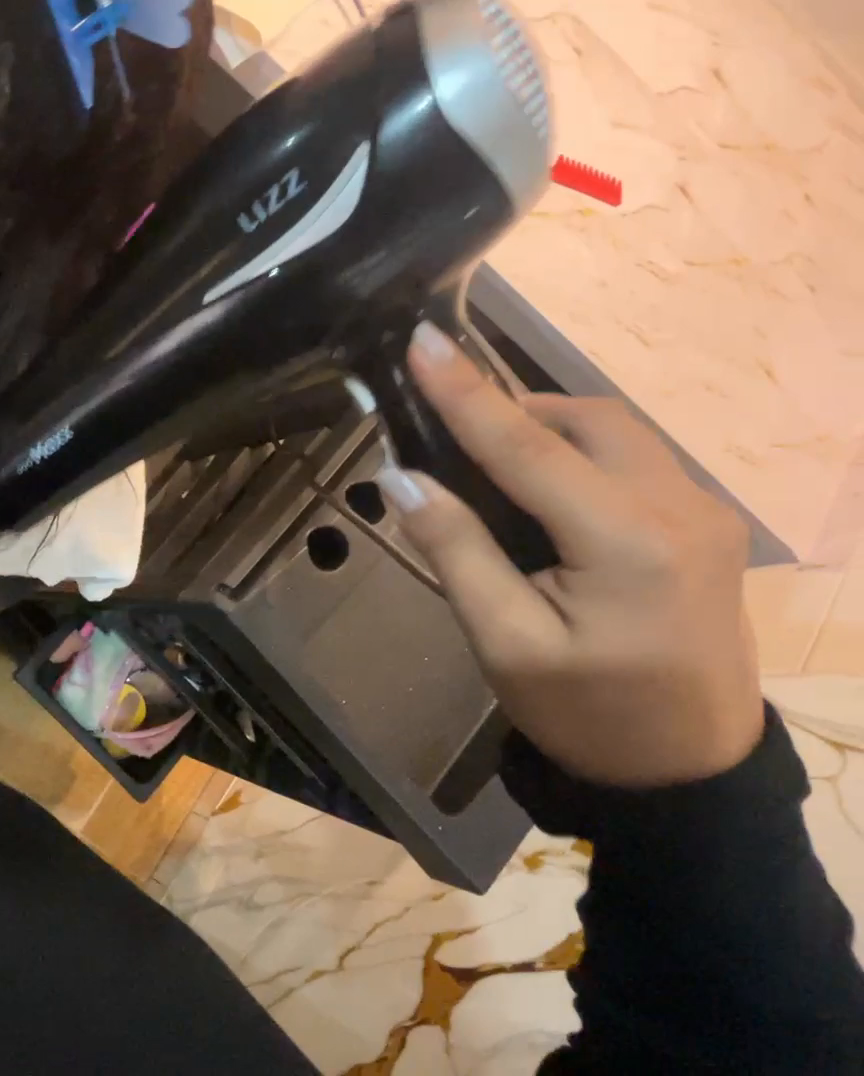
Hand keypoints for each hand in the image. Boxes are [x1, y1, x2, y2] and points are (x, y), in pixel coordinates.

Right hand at [379, 324, 762, 787]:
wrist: (686, 768)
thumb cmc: (584, 711)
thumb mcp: (503, 641)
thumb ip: (457, 551)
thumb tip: (401, 477)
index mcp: (629, 543)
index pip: (527, 449)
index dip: (466, 394)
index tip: (421, 342)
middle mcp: (682, 509)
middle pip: (589, 421)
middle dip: (513, 407)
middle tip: (445, 427)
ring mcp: (706, 514)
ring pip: (617, 434)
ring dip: (545, 429)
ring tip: (482, 458)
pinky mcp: (706, 527)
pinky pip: (633, 462)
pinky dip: (575, 454)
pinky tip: (538, 487)